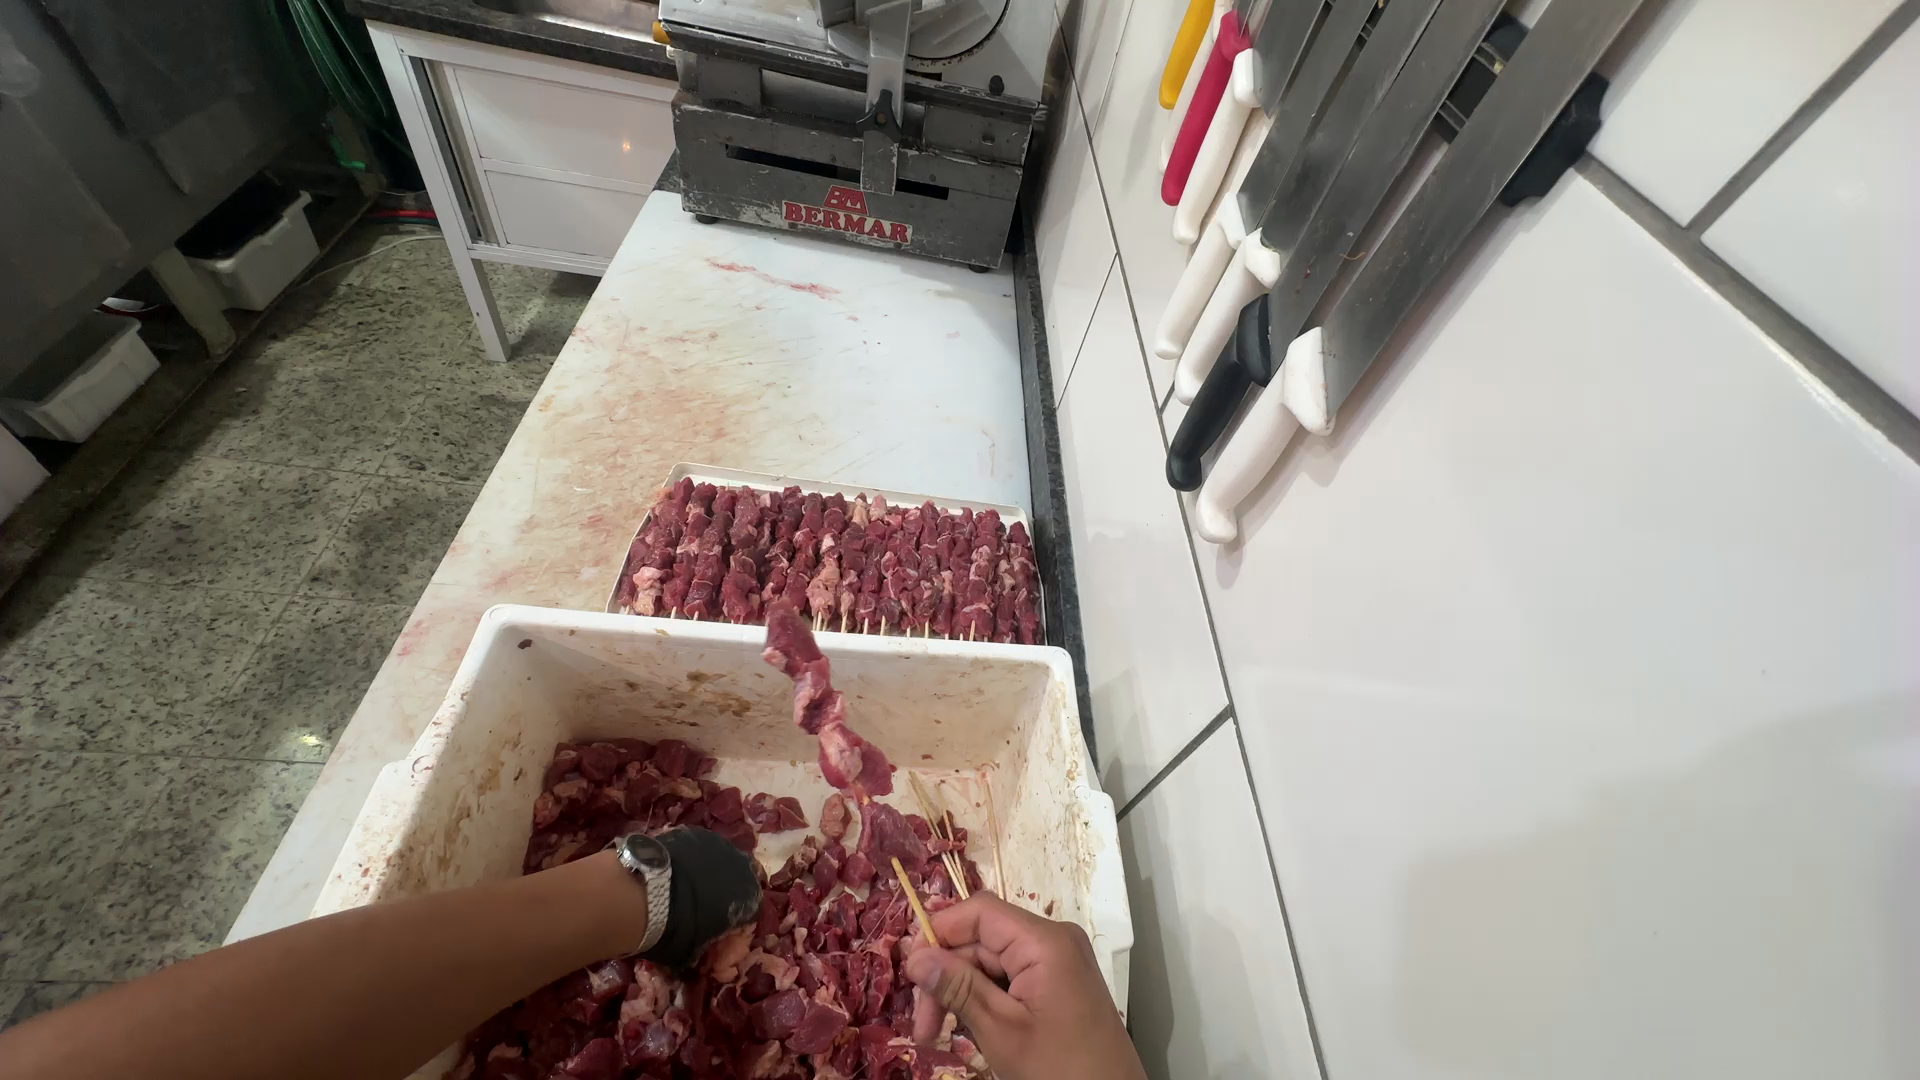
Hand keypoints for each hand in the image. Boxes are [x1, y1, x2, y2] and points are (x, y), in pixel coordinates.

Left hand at [640, 827, 760, 970]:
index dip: (738, 925)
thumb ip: (703, 951)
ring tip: (687, 890)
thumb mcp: (690, 953)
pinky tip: (673, 873)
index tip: (721, 935)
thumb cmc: (673, 929)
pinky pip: (699, 849)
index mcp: (747, 896)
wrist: (642, 891)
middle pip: (743, 879)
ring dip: (711, 874)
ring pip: (721, 860)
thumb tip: (699, 958)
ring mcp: (718, 844)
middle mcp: (740, 865)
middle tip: (708, 909)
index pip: (753, 912)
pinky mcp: (694, 833)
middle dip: (729, 893)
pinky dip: (691, 861)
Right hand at [903, 893, 1146, 1079]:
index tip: (909, 970)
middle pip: (982, 938)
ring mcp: (1057, 960)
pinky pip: (1010, 976)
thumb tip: (914, 956)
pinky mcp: (1057, 981)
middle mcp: (1052, 938)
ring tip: (937, 1032)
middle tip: (921, 1025)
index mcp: (1043, 940)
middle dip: (948, 975)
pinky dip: (985, 998)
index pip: (980, 911)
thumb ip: (958, 988)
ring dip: (962, 991)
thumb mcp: (1002, 1032)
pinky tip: (969, 1028)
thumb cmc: (1059, 1070)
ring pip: (992, 959)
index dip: (940, 931)